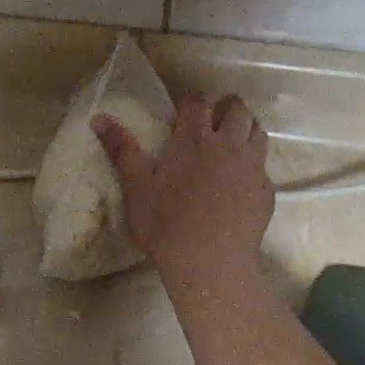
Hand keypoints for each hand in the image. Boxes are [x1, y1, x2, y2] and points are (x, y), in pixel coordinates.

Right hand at [94, 93, 273, 283]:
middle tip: (212, 124)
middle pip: (237, 109)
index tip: (181, 113)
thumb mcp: (136, 188)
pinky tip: (239, 184)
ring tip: (231, 145)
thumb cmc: (166, 225)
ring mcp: (252, 167)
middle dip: (225, 109)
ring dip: (245, 131)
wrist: (210, 263)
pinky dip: (253, 166)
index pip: (197, 101)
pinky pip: (264, 167)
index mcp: (194, 138)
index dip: (189, 102)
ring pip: (258, 132)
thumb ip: (122, 150)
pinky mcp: (265, 191)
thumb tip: (99, 118)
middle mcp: (229, 144)